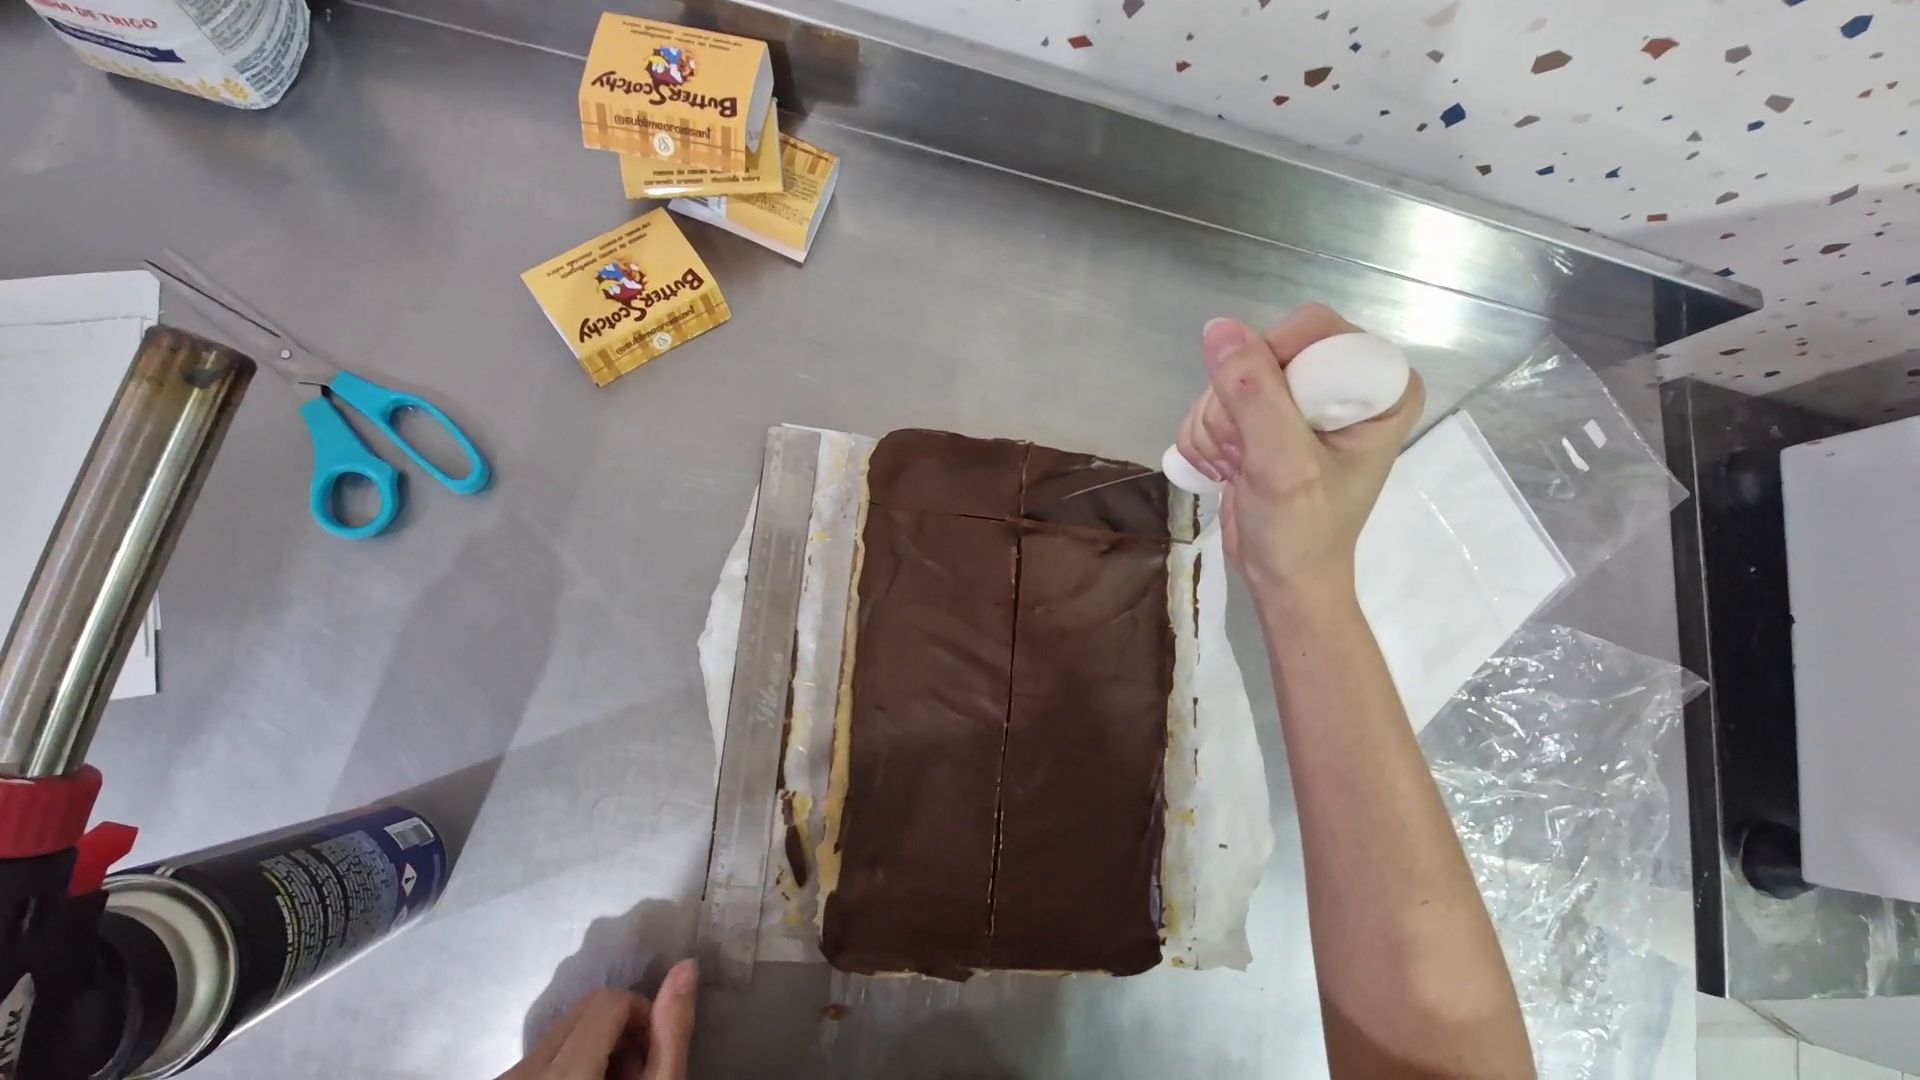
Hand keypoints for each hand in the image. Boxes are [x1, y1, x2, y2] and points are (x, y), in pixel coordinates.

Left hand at [496, 959, 698, 1079]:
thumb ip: (672, 1032)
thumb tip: (686, 964)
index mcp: (565, 1073)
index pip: (608, 1002)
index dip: (641, 1014)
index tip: (653, 1049)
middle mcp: (525, 1070)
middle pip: (584, 1010)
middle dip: (620, 1028)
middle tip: (638, 1068)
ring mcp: (506, 1078)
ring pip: (562, 1030)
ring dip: (596, 1044)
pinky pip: (540, 1053)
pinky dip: (569, 1063)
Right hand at [1176, 304, 1423, 612]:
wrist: (1282, 580)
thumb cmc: (1302, 531)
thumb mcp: (1283, 464)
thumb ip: (1255, 394)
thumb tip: (1218, 329)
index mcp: (1379, 385)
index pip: (1309, 331)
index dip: (1271, 368)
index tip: (1263, 423)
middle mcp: (1341, 384)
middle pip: (1259, 353)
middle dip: (1236, 408)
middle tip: (1248, 456)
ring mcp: (1296, 401)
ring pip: (1226, 379)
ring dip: (1216, 428)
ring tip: (1238, 468)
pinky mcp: (1261, 420)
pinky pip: (1211, 403)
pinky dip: (1204, 439)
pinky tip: (1225, 470)